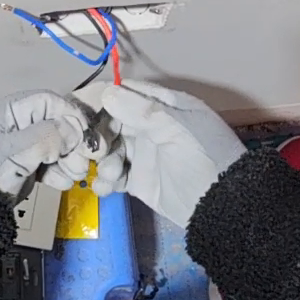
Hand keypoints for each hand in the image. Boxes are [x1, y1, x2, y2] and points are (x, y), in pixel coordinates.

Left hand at [0, 91, 97, 196]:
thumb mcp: (13, 151)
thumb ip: (47, 136)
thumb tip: (73, 130)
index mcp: (3, 112)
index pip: (46, 102)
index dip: (69, 115)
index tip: (84, 134)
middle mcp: (11, 127)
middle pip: (53, 124)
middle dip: (71, 142)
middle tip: (82, 160)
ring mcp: (15, 150)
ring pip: (53, 147)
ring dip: (68, 159)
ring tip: (74, 173)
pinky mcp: (19, 170)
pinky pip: (45, 165)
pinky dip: (57, 172)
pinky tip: (63, 182)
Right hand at [93, 79, 245, 225]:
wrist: (220, 208)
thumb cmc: (204, 159)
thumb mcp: (178, 128)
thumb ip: (142, 111)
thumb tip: (107, 92)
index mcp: (163, 107)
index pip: (126, 93)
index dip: (101, 98)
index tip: (79, 108)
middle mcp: (150, 127)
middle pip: (111, 121)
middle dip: (98, 134)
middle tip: (92, 149)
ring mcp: (143, 154)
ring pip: (109, 149)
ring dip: (103, 160)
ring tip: (112, 173)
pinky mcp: (138, 180)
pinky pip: (113, 175)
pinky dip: (105, 180)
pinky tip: (106, 186)